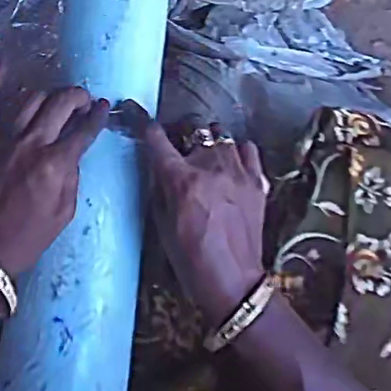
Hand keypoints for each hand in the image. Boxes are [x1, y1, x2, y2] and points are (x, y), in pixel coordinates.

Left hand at [0, 68, 109, 278]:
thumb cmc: (28, 237)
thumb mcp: (64, 212)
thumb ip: (72, 175)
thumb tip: (72, 152)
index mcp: (54, 164)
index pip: (84, 130)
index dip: (98, 115)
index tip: (104, 106)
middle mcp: (31, 145)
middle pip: (60, 105)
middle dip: (78, 97)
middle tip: (85, 100)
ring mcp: (5, 141)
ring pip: (31, 101)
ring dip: (50, 94)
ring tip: (59, 97)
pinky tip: (3, 64)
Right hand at [130, 104, 269, 319]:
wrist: (232, 281)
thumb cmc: (189, 257)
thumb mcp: (160, 221)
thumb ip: (158, 185)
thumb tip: (157, 163)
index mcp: (180, 178)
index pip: (156, 137)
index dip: (142, 121)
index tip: (133, 109)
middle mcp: (209, 166)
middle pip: (193, 128)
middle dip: (182, 135)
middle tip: (179, 149)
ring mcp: (237, 172)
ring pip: (220, 135)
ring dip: (208, 142)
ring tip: (206, 158)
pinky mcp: (257, 181)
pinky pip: (247, 149)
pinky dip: (236, 151)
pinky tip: (231, 164)